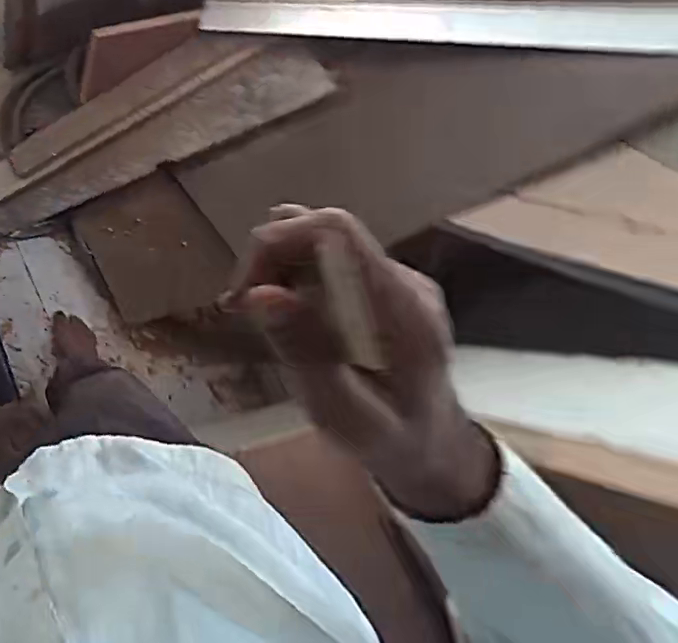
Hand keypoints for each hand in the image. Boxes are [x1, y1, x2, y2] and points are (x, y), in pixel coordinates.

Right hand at [231, 206, 499, 520]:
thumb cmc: (389, 440)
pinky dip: (283, 275)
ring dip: (270, 266)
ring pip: (309, 236)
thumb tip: (261, 292)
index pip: (334, 230)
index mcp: (402, 307)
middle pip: (314, 228)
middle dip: (266, 258)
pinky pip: (317, 255)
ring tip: (255, 314)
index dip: (277, 241)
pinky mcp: (374, 281)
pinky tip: (276, 315)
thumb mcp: (341, 413)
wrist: (435, 450)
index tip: (247, 289)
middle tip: (242, 307)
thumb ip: (303, 352)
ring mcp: (390, 277)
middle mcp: (401, 280)